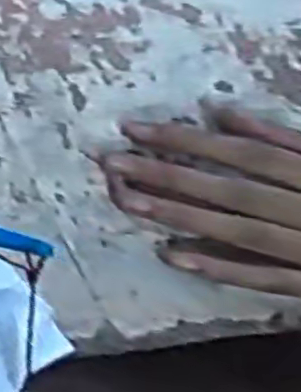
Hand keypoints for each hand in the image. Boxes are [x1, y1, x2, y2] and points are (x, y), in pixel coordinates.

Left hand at [99, 105, 300, 296]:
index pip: (255, 157)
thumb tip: (220, 109)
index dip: (192, 140)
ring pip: (250, 234)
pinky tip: (172, 255)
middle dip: (173, 177)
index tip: (130, 128)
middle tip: (109, 162)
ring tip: (124, 200)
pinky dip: (226, 270)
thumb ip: (289, 140)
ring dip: (184, 218)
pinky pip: (279, 281)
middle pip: (242, 194)